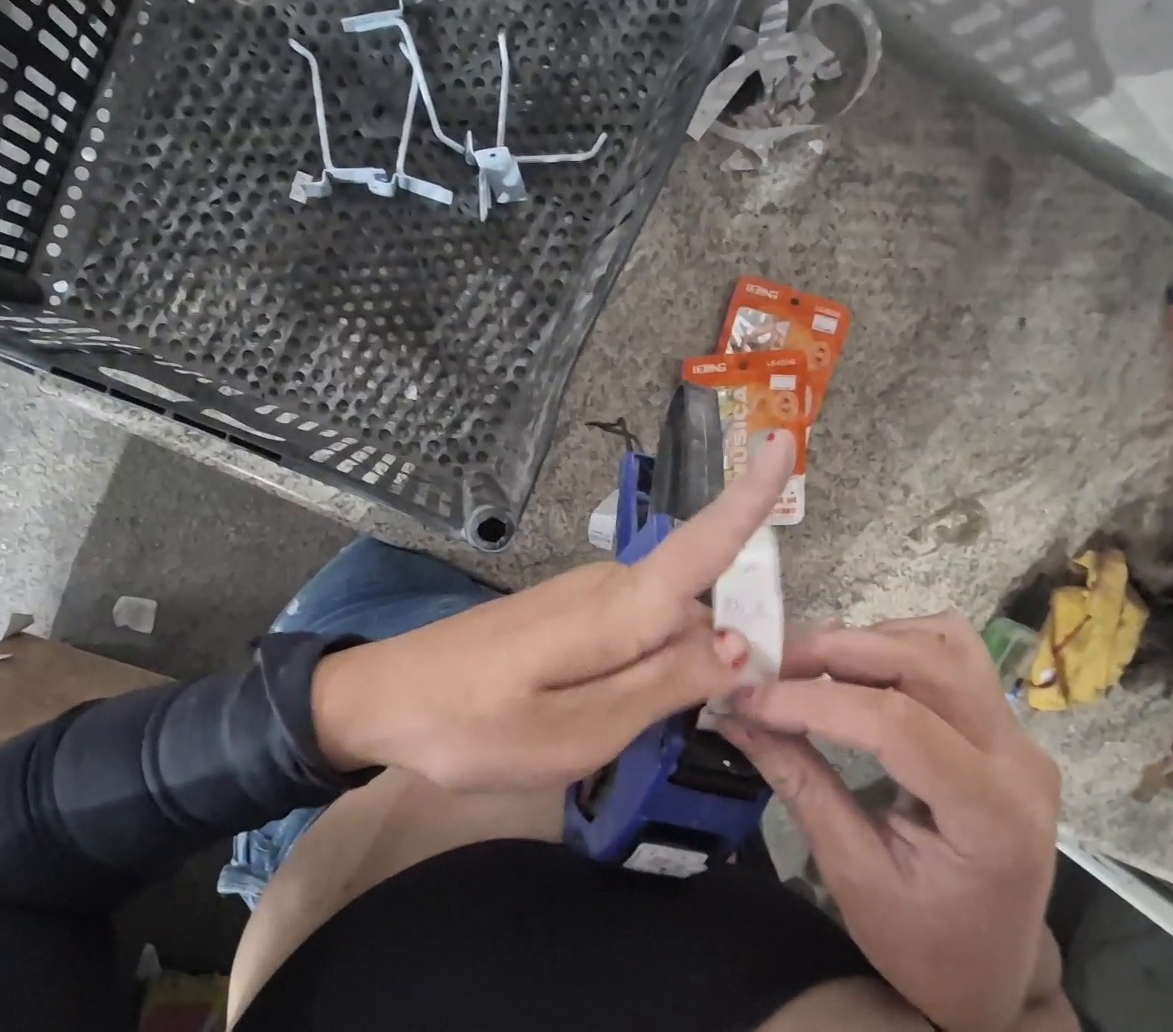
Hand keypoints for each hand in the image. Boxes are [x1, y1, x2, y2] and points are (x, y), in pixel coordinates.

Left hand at [312, 430, 795, 792]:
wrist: (385, 700)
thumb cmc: (474, 725)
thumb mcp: (575, 731)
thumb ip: (660, 684)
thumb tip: (738, 643)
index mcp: (616, 610)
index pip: (700, 546)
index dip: (747, 499)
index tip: (786, 442)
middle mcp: (609, 587)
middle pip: (698, 604)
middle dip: (723, 652)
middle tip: (697, 723)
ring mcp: (585, 596)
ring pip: (667, 623)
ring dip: (679, 668)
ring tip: (628, 727)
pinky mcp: (569, 612)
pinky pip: (636, 631)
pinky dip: (646, 666)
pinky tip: (609, 708)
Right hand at [720, 615, 1061, 1031]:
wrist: (994, 972)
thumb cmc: (923, 944)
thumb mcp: (852, 874)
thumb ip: (800, 785)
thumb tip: (735, 717)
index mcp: (991, 816)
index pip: (896, 724)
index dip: (812, 700)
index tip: (745, 699)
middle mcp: (1017, 759)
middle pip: (922, 663)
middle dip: (830, 652)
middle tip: (763, 668)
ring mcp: (1018, 736)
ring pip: (940, 643)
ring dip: (862, 641)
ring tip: (803, 669)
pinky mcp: (1004, 727)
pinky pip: (950, 653)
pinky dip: (892, 644)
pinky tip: (853, 674)